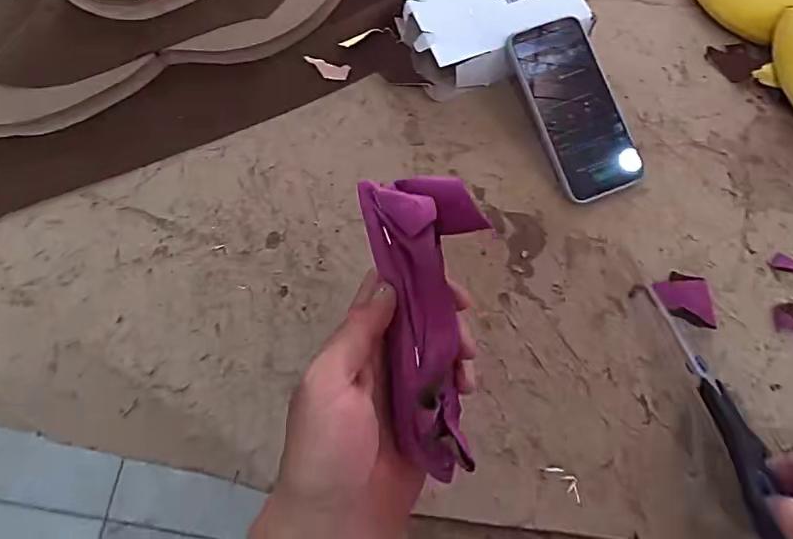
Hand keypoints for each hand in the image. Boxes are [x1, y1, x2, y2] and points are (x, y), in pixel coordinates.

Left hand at [251, 270, 476, 538]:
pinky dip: (462, 379)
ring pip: (440, 346)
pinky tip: (466, 390)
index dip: (416, 278)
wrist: (337, 526)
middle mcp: (382, 357)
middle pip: (422, 316)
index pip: (388, 292)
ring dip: (459, 347)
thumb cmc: (325, 450)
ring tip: (468, 369)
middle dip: (448, 315)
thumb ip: (356, 332)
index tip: (446, 282)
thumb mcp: (328, 382)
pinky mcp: (425, 416)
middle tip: (466, 327)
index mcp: (356, 344)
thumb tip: (389, 286)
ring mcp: (405, 387)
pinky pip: (449, 383)